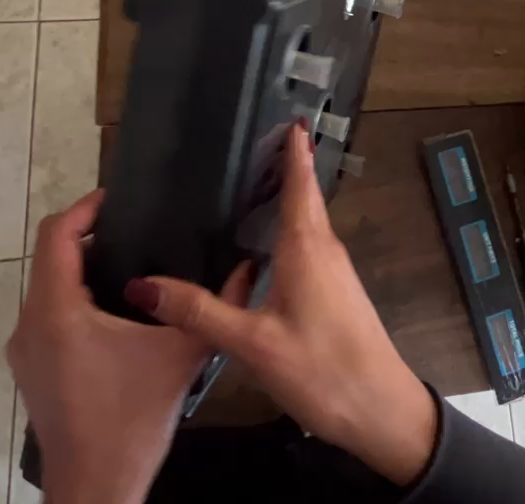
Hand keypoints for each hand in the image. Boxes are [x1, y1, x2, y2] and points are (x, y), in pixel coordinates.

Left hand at [7, 191, 246, 503]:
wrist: (95, 487)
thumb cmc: (134, 416)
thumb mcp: (184, 354)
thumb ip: (215, 306)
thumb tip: (249, 265)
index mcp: (59, 311)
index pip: (57, 234)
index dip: (86, 207)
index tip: (121, 197)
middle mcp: (31, 322)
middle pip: (50, 254)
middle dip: (89, 233)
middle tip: (138, 224)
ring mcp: (25, 347)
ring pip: (47, 283)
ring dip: (83, 264)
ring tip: (133, 256)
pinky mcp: (30, 366)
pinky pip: (47, 310)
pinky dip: (75, 293)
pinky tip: (117, 305)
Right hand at [128, 122, 437, 485]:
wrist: (381, 408)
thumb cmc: (322, 368)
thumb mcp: (252, 343)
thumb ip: (200, 312)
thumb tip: (143, 284)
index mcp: (307, 246)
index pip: (300, 183)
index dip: (294, 150)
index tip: (290, 116)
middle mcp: (324, 248)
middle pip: (304, 195)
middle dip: (285, 166)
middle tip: (254, 141)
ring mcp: (334, 269)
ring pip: (307, 220)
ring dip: (287, 197)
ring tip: (252, 183)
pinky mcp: (335, 290)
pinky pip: (309, 243)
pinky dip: (288, 228)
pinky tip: (265, 244)